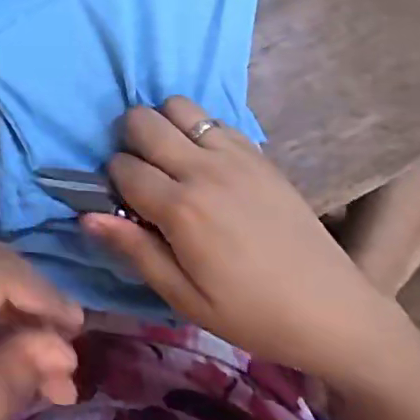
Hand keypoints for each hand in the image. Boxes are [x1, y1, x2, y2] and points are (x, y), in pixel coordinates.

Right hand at [82, 97, 402, 380]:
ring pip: (177, 105)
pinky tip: (205, 161)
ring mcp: (234, 154)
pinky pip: (213, 118)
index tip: (124, 203)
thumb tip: (86, 215)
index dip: (113, 182)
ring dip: (163, 125)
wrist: (333, 309)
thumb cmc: (252, 313)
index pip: (122, 167)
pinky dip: (197, 129)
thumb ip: (135, 250)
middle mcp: (203, 169)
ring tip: (171, 160)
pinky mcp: (257, 152)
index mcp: (181, 209)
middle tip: (142, 175)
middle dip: (129, 141)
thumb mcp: (186, 299)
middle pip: (142, 120)